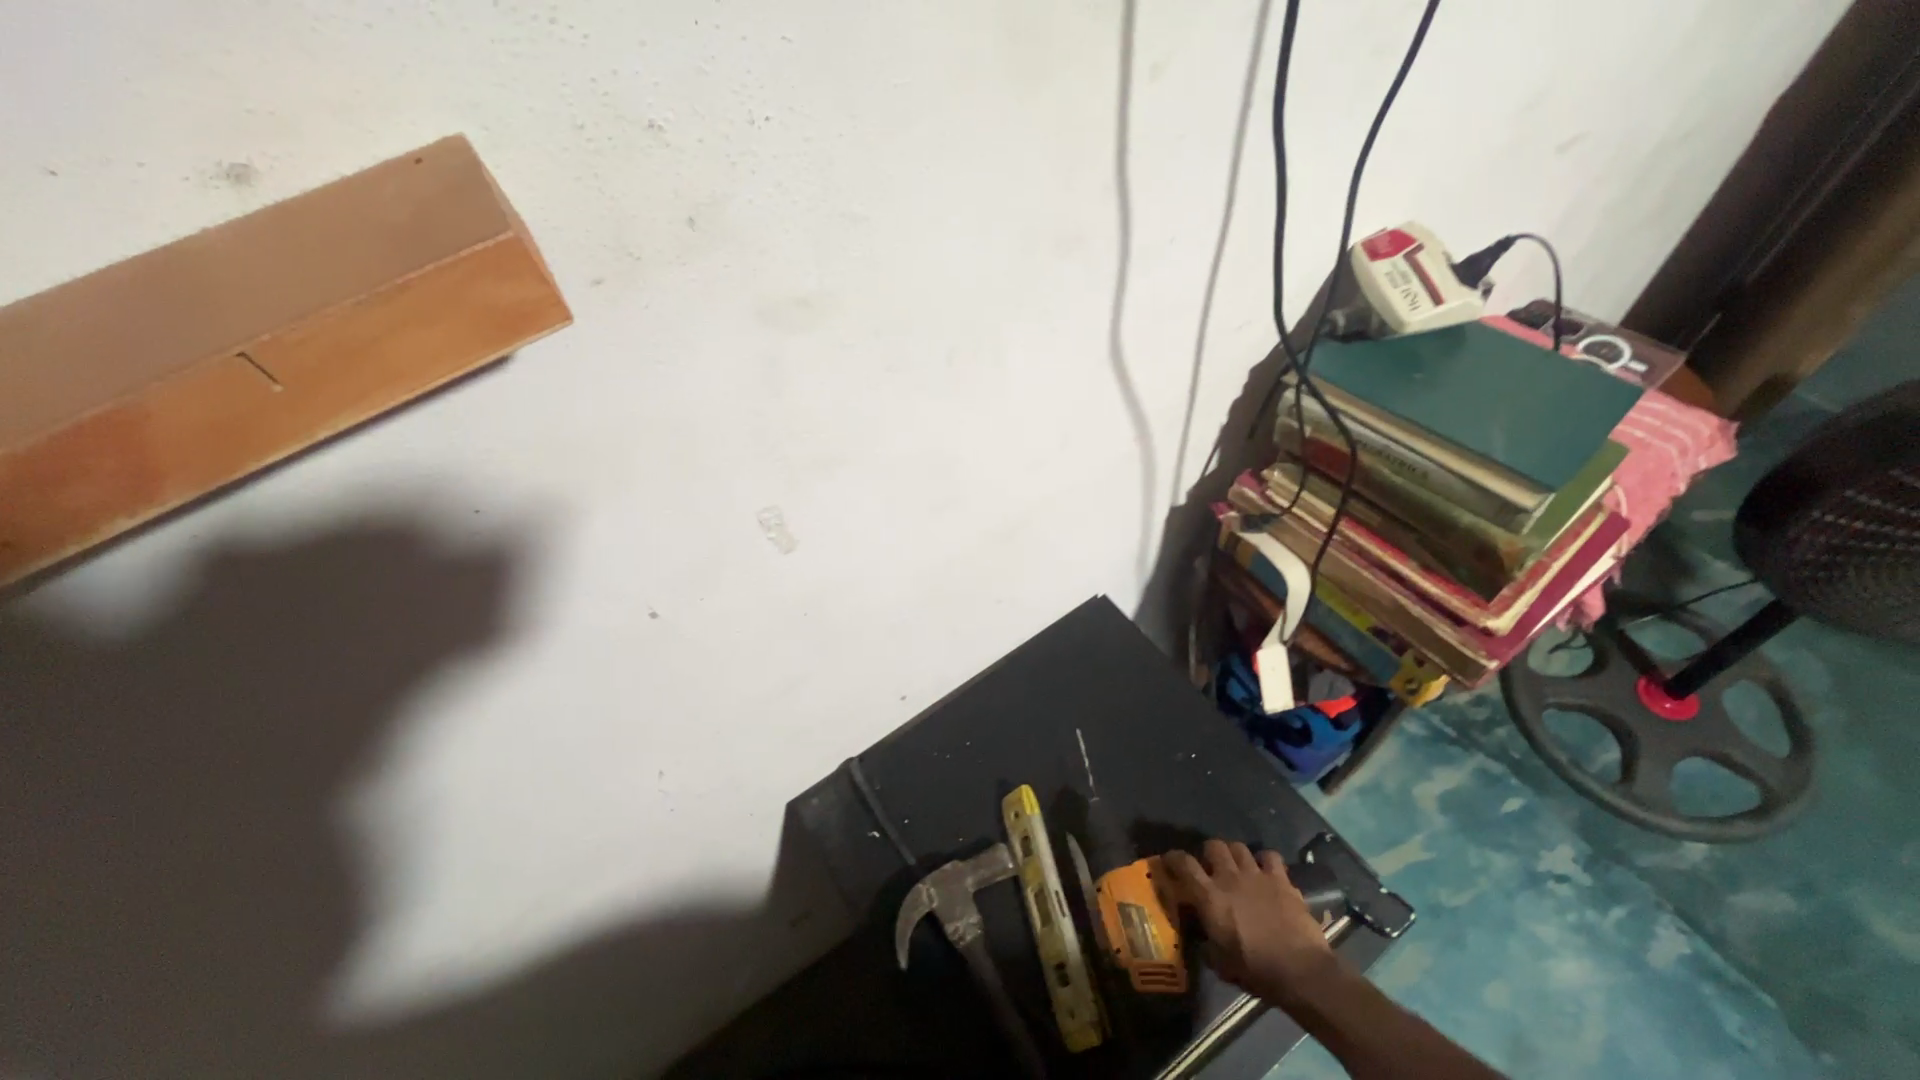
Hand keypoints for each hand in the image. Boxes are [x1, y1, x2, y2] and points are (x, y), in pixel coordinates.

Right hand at [1162, 839, 1340, 1005]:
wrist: (1299, 971)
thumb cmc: (1255, 970)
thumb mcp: (1219, 963)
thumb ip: (1206, 943)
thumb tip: (1202, 936)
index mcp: (1210, 897)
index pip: (1184, 864)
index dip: (1173, 858)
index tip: (1170, 861)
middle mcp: (1230, 878)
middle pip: (1213, 846)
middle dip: (1208, 853)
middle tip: (1210, 867)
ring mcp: (1258, 875)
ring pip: (1239, 847)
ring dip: (1234, 855)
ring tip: (1237, 867)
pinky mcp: (1282, 880)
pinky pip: (1270, 856)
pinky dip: (1265, 861)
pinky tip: (1266, 872)